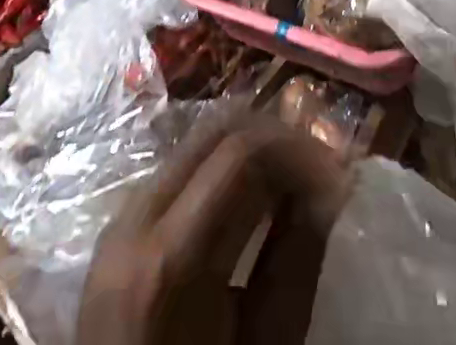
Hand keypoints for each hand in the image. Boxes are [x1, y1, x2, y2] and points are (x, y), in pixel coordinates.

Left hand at [77, 115, 351, 344]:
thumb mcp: (264, 344)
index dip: (299, 151)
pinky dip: (221, 170)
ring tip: (292, 178)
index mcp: (172, 258)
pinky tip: (252, 196)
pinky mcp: (117, 228)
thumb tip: (332, 190)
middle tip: (320, 166)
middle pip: (214, 132)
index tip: (339, 175)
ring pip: (195, 144)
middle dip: (276, 138)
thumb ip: (296, 260)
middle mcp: (135, 219)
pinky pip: (177, 172)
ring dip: (249, 150)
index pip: (242, 153)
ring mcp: (119, 220)